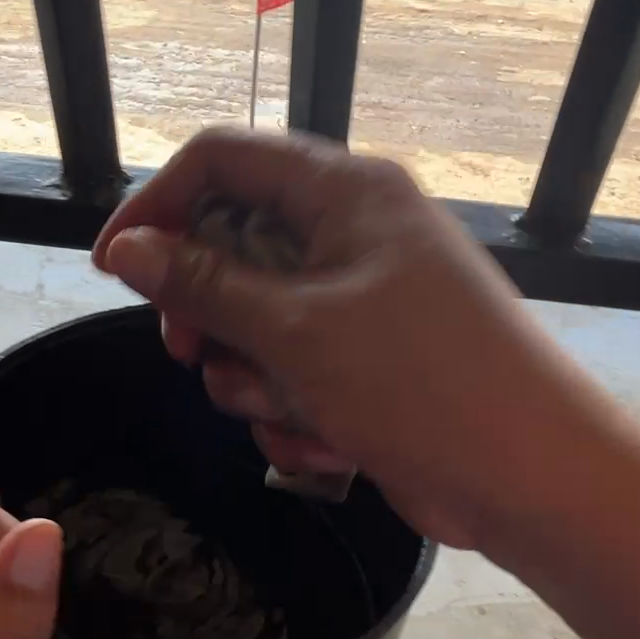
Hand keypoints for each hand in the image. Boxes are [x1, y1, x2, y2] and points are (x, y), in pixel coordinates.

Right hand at [92, 128, 602, 548]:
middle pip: (232, 253)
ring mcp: (356, 311)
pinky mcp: (361, 372)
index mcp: (343, 195)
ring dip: (260, 386)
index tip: (113, 266)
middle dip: (212, 318)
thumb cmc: (418, 383)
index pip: (223, 161)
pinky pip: (291, 383)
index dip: (158, 205)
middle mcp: (349, 241)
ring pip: (255, 333)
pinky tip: (332, 447)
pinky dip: (297, 420)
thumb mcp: (296, 329)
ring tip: (303, 415)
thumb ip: (205, 283)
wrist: (526, 477)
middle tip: (195, 354)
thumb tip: (128, 248)